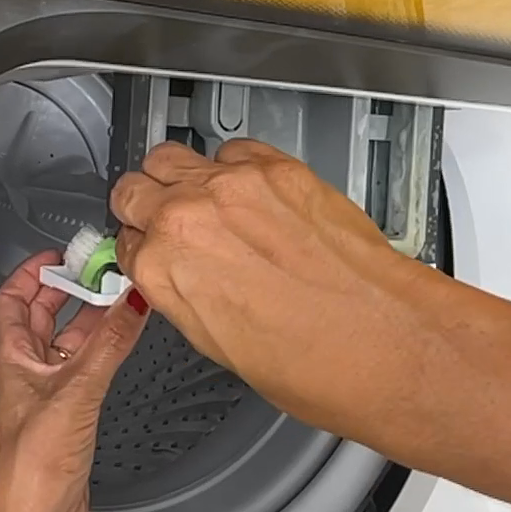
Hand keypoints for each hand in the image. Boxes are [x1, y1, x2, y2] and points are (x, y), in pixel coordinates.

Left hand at [0, 250, 150, 511]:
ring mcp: (44, 396)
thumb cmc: (31, 465)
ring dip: (86, 321)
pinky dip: (98, 352)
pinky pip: (80, 371)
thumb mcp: (76, 390)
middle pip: (38, 317)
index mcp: (11, 358)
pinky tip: (118, 345)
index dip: (29, 272)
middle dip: (64, 291)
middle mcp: (24, 373)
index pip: (10, 299)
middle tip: (94, 272)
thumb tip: (133, 301)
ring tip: (115, 299)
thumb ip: (109, 343)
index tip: (58, 254)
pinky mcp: (64, 418)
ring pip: (63, 344)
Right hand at [110, 139, 427, 431]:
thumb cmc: (312, 362)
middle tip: (164, 218)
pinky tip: (252, 194)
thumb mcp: (216, 341)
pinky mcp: (274, 167)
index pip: (124, 240)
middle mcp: (186, 217)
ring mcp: (229, 185)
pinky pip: (231, 149)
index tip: (152, 248)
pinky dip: (233, 167)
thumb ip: (181, 291)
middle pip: (133, 187)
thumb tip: (179, 272)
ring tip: (205, 199)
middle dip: (143, 205)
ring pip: (170, 155)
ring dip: (178, 177)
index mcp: (162, 268)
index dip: (140, 246)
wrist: (386, 341)